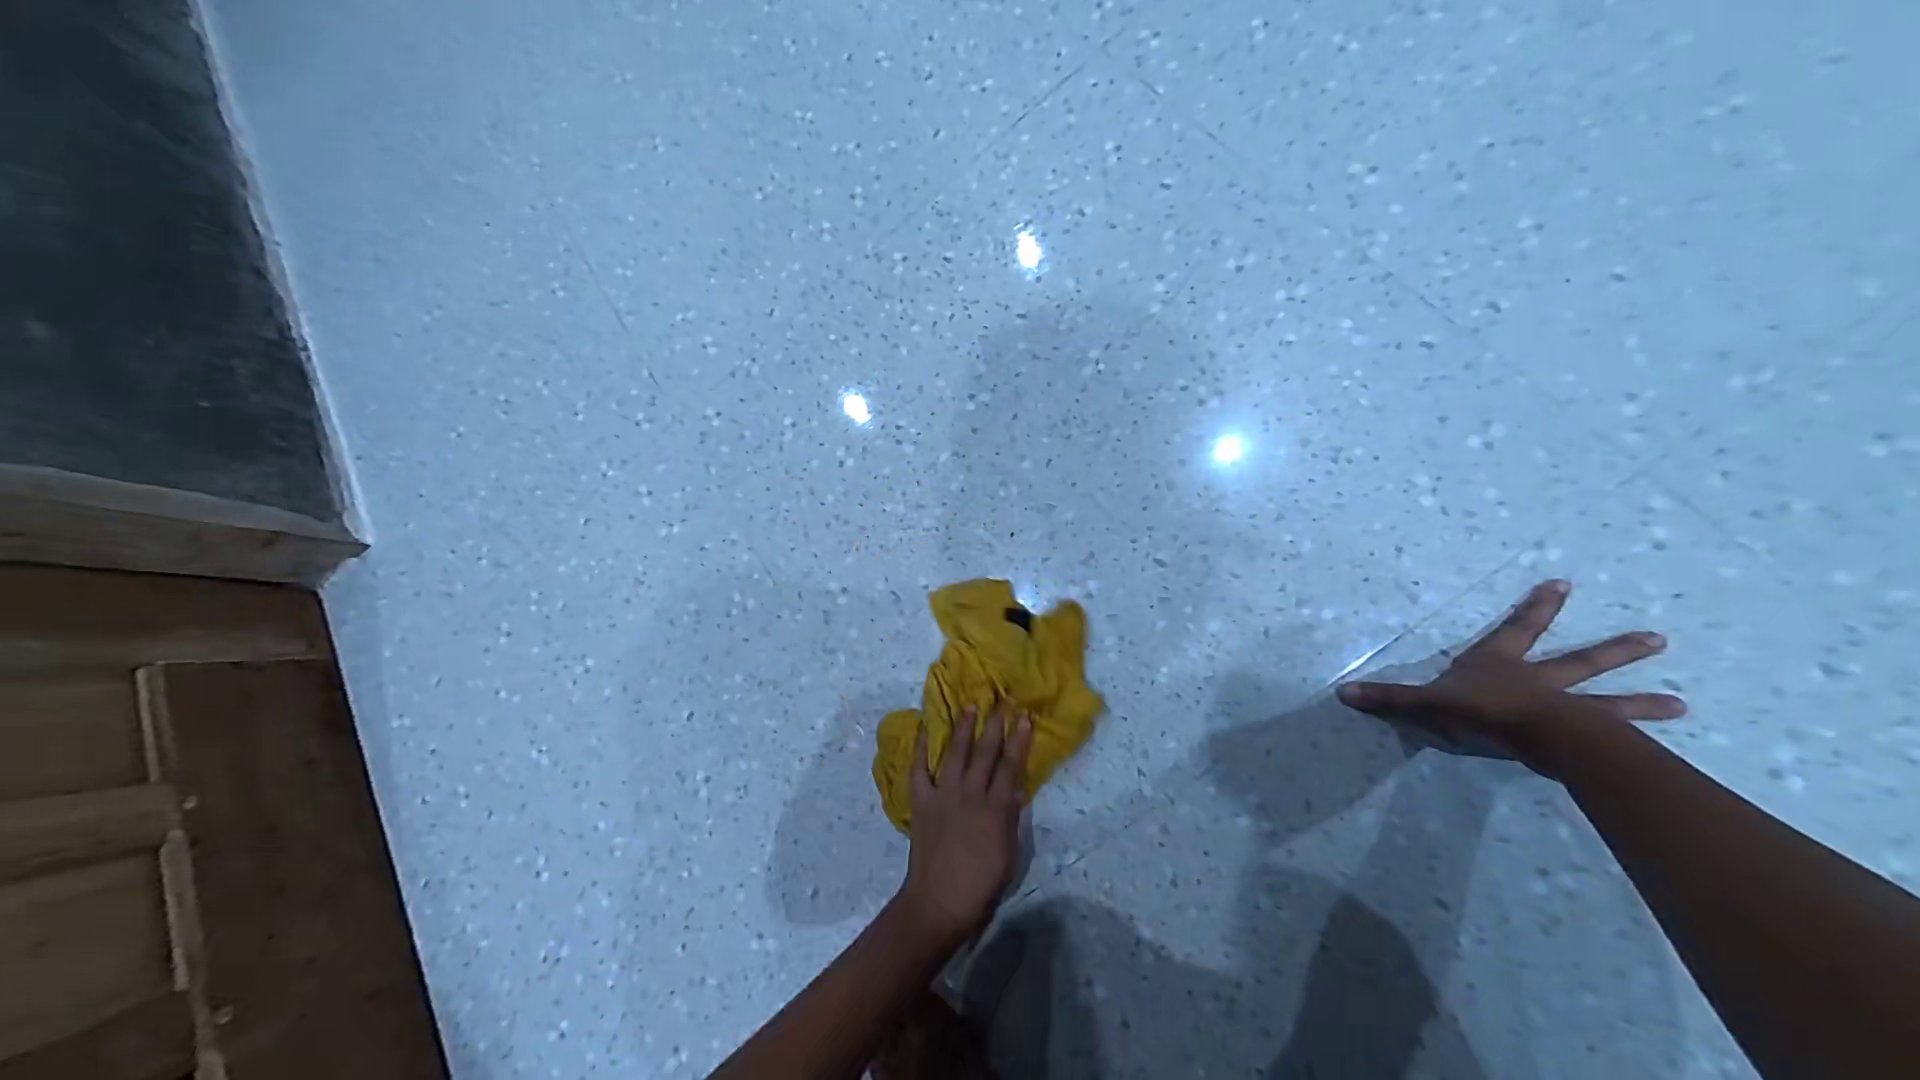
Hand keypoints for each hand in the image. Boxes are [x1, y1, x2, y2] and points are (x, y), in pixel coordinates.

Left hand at [898, 705, 1032, 939]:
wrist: (939, 902)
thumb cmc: (981, 885)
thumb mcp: (1009, 853)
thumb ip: (1011, 818)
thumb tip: (1015, 788)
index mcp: (995, 808)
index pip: (1010, 766)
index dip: (1019, 740)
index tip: (1025, 717)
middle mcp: (969, 794)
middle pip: (985, 753)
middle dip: (995, 725)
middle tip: (1001, 701)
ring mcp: (943, 795)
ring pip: (955, 753)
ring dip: (963, 728)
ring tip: (970, 706)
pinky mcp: (921, 802)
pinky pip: (919, 769)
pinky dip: (921, 748)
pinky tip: (925, 729)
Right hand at [1336, 579, 1687, 775]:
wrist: (1527, 738)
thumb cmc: (1477, 711)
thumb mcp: (1423, 703)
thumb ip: (1388, 699)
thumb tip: (1343, 692)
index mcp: (1500, 663)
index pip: (1519, 627)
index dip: (1537, 606)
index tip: (1563, 584)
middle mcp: (1540, 680)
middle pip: (1581, 660)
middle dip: (1615, 650)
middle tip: (1659, 640)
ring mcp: (1566, 709)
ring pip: (1608, 701)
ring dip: (1641, 702)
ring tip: (1683, 704)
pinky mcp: (1580, 739)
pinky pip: (1609, 737)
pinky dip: (1632, 740)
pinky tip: (1655, 751)